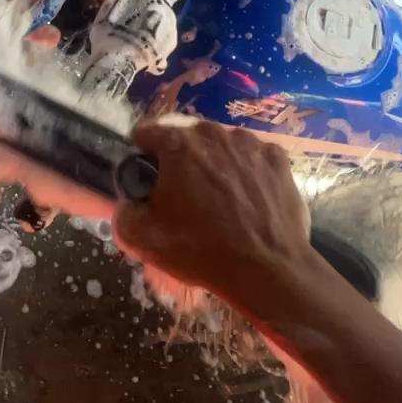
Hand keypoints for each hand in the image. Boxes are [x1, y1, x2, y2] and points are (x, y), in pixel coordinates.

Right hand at [113, 120, 319, 310]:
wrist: (268, 270)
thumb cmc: (202, 250)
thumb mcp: (145, 239)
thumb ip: (124, 213)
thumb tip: (127, 203)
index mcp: (177, 144)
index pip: (146, 132)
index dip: (141, 154)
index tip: (147, 178)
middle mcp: (213, 133)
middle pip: (185, 136)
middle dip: (179, 158)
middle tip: (184, 194)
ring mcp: (250, 143)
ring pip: (220, 144)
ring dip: (213, 161)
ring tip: (219, 197)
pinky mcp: (278, 158)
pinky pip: (252, 156)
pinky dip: (246, 170)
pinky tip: (248, 197)